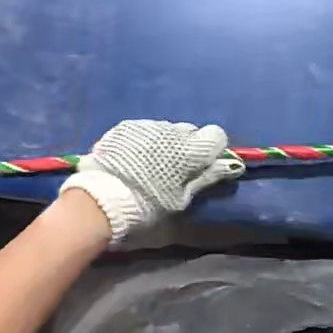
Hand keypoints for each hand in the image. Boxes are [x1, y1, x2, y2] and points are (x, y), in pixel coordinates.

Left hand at [59, 119, 244, 245]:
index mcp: (190, 149)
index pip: (216, 136)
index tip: (200, 167)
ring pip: (165, 130)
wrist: (102, 200)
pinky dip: (143, 141)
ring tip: (148, 166)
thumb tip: (231, 165)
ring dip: (163, 143)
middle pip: (189, 131)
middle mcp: (171, 130)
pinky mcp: (125, 127)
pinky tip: (131, 160)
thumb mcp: (181, 200)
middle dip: (185, 147)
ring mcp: (146, 125)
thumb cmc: (147, 206)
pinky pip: (143, 130)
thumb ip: (206, 178)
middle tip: (172, 170)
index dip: (210, 151)